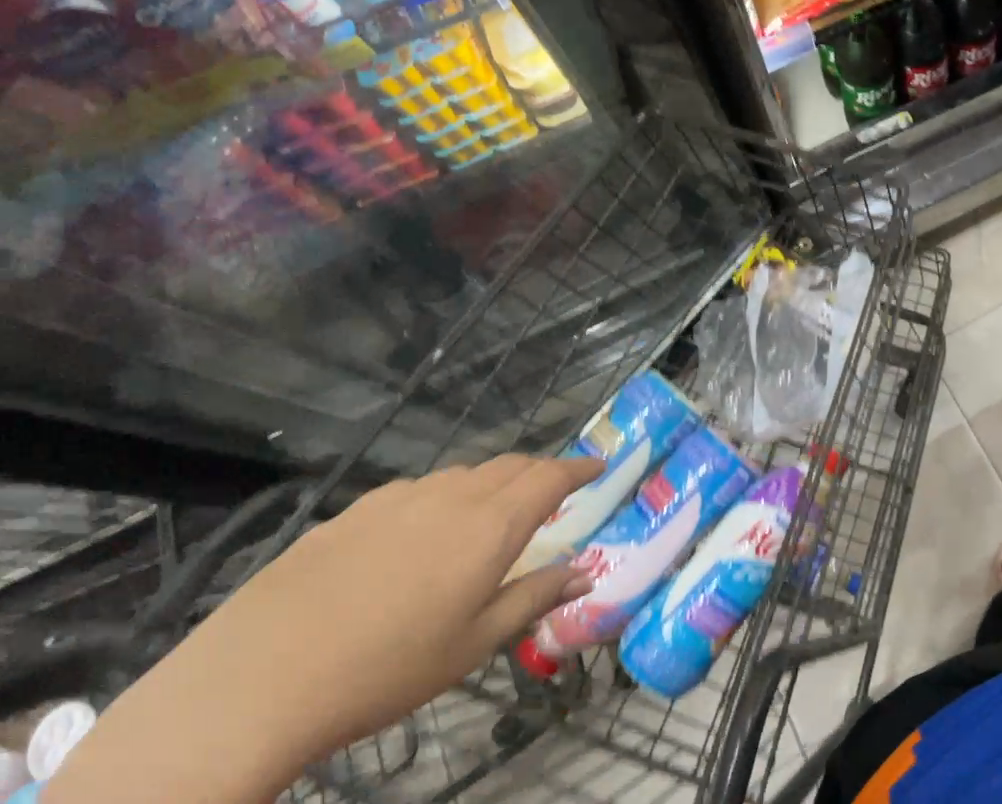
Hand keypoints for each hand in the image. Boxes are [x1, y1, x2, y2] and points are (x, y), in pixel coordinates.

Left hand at [47, 455, 602, 803]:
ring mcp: (393, 501)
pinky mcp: (348, 515)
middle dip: (539, 472)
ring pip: (460, 475)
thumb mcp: (475, 644)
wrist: (255, 682)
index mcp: (490, 526)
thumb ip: (535, 596)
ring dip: (490, 484)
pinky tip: (424, 534)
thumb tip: (587, 570)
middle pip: (508, 466)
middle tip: (554, 493)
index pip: (550, 476)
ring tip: (493, 514)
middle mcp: (448, 498)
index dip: (579, 467)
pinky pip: (415, 491)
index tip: (599, 467)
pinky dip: (442, 497)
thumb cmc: (387, 669)